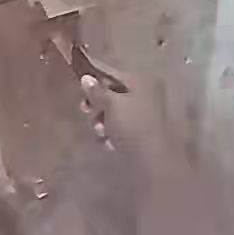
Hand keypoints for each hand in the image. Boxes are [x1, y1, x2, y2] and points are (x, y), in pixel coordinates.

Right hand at [79, 70, 202, 189]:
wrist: (154, 161)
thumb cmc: (133, 126)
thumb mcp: (111, 104)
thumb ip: (97, 91)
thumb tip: (86, 78)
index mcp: (142, 82)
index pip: (112, 74)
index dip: (94, 79)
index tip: (79, 86)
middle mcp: (146, 94)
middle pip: (112, 94)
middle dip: (97, 104)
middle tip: (87, 111)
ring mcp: (146, 115)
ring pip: (114, 112)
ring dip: (102, 121)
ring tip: (101, 132)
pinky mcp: (143, 133)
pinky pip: (121, 127)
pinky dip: (112, 133)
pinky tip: (109, 142)